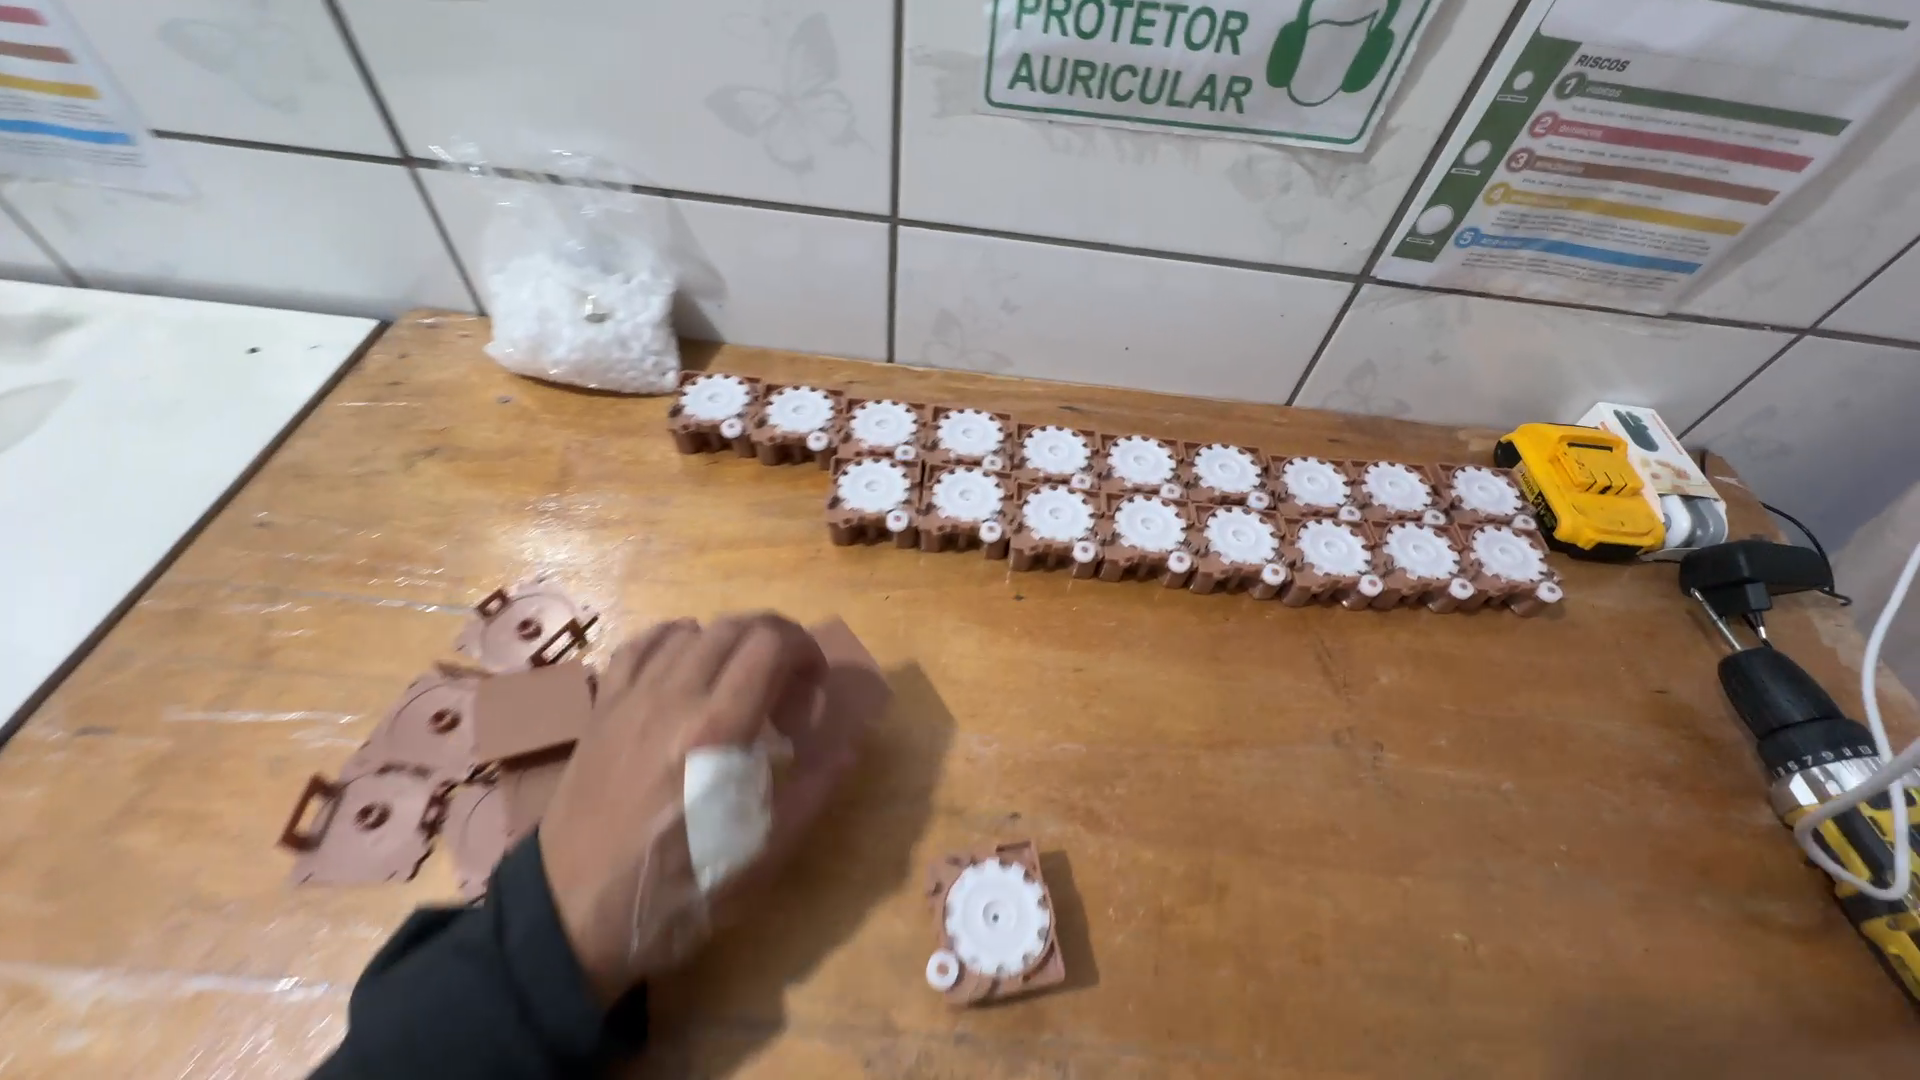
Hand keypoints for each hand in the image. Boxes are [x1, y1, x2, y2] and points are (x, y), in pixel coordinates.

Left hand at [538, 614, 840, 1003]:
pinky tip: (687, 664)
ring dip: (730, 641)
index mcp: (719, 730)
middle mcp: (674, 698)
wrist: (575, 914)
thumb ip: (813, 790)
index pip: (771, 644)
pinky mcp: (601, 708)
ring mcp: (631, 698)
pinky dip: (674, 640)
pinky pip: (640, 646)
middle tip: (790, 680)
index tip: (816, 683)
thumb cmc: (679, 889)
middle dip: (777, 638)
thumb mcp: (761, 854)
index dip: (806, 649)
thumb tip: (851, 745)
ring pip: (691, 630)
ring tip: (741, 679)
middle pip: (735, 627)